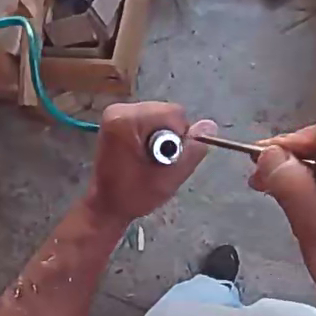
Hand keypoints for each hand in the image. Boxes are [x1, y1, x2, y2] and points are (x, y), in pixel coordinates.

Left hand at [84, 102, 214, 225]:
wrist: (106, 205)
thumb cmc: (133, 196)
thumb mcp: (169, 178)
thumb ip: (192, 151)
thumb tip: (209, 125)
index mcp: (126, 120)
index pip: (174, 114)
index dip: (178, 138)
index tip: (163, 159)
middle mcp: (118, 110)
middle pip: (166, 112)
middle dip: (169, 137)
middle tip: (155, 161)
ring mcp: (116, 113)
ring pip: (160, 116)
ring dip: (162, 137)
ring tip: (148, 160)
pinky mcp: (117, 119)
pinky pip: (150, 120)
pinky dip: (153, 136)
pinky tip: (142, 155)